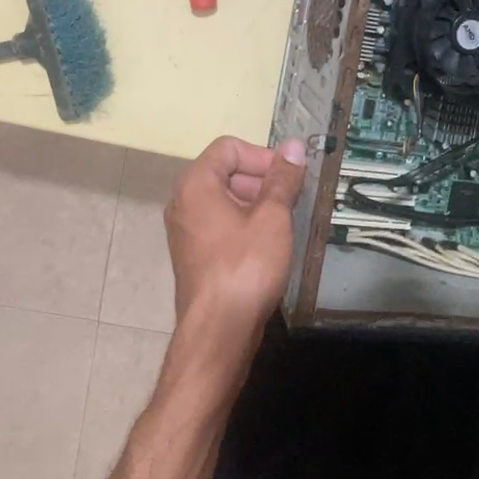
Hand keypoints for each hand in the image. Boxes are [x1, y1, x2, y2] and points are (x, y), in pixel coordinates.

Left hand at [164, 136, 306, 351]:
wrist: (219, 331)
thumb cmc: (246, 267)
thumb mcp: (272, 217)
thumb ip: (283, 179)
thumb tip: (294, 147)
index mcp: (196, 184)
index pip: (230, 147)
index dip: (263, 156)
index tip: (289, 178)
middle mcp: (183, 202)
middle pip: (226, 171)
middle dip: (262, 180)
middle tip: (292, 200)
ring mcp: (186, 230)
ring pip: (225, 199)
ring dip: (257, 204)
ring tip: (285, 223)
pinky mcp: (194, 254)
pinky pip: (221, 223)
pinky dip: (245, 224)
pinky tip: (268, 245)